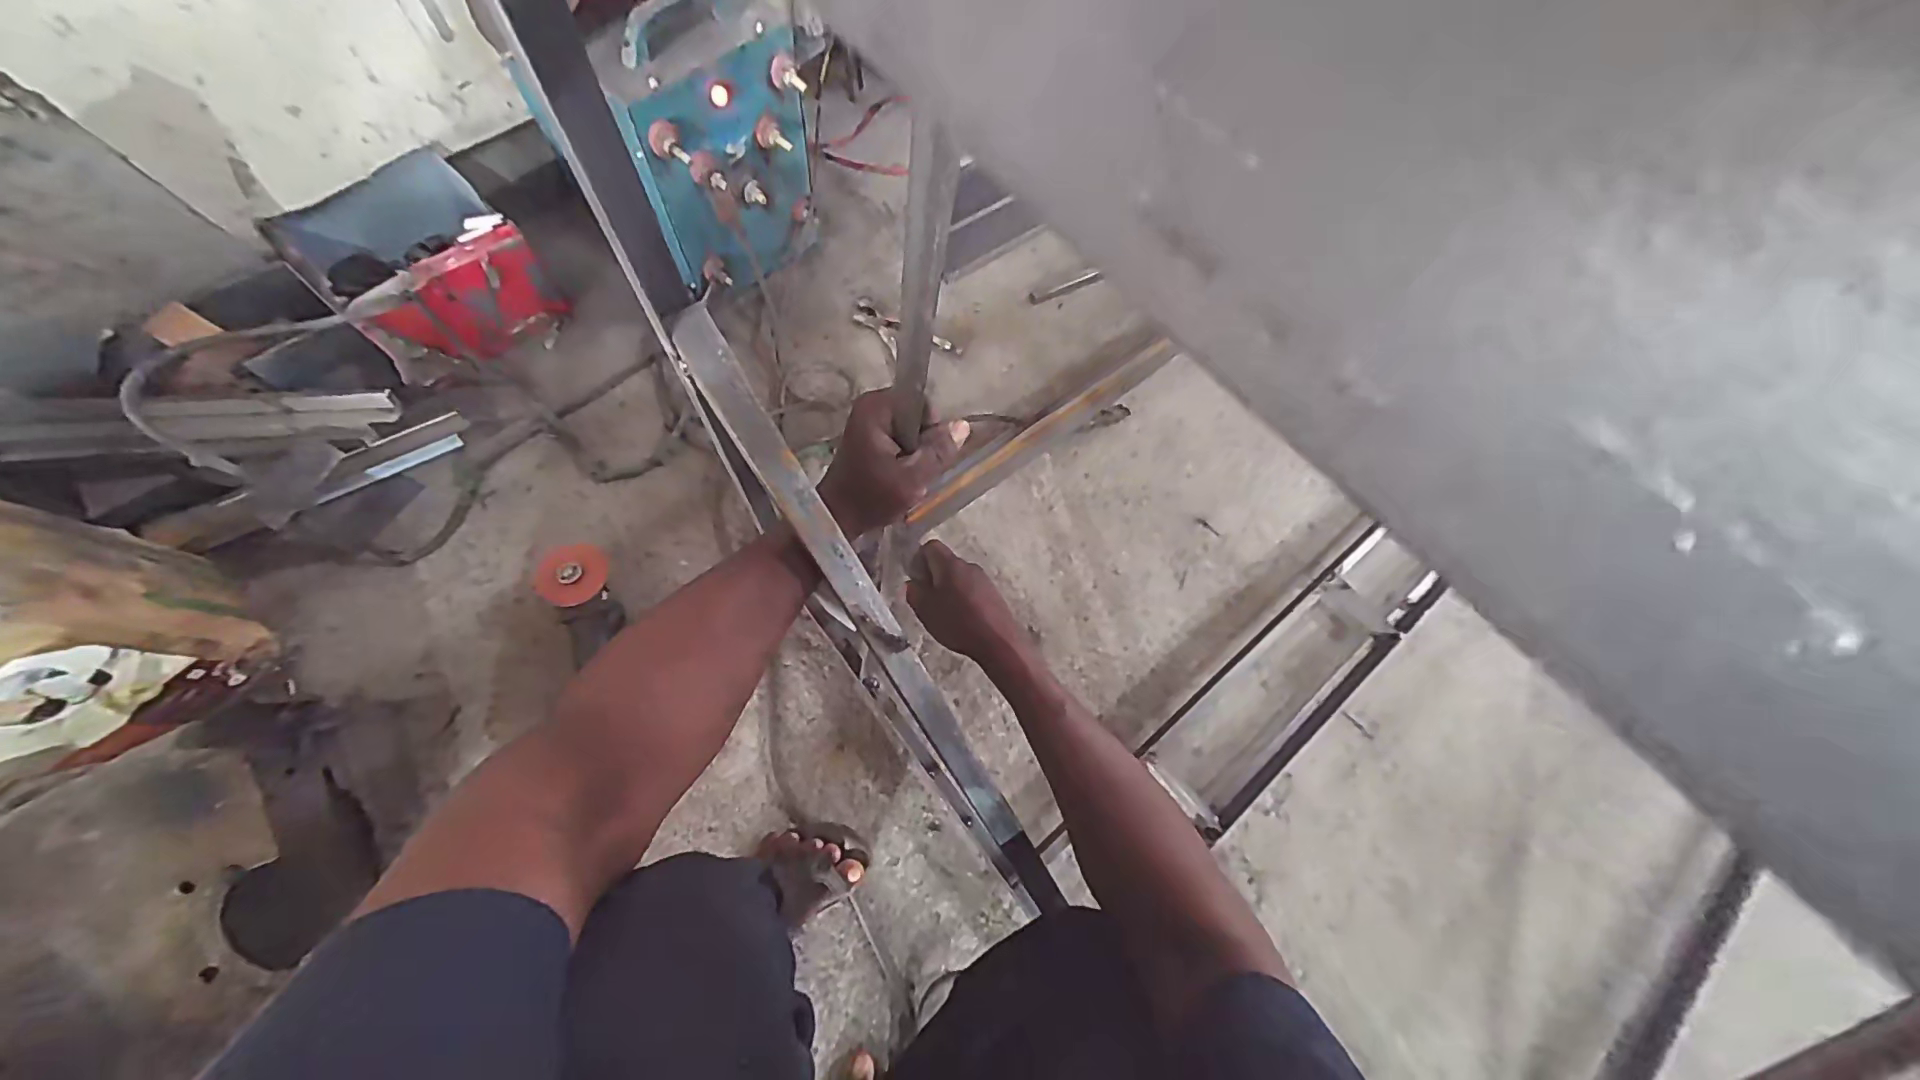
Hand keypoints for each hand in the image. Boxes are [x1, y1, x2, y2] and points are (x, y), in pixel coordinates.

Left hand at [818, 391, 968, 537]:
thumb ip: (938, 452)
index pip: (923, 404)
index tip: (926, 455)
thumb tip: (963, 426)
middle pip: (918, 416)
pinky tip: (900, 476)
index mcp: (876, 407)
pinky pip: (902, 439)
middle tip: (917, 470)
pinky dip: (906, 457)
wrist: (838, 518)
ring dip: (917, 453)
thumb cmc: (871, 498)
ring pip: (913, 430)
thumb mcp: (912, 479)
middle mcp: (871, 406)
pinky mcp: (870, 437)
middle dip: (924, 443)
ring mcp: (869, 421)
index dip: (932, 429)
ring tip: (908, 476)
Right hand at [906, 540, 1027, 665]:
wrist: (998, 641)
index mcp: (950, 564)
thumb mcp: (925, 610)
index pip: (930, 546)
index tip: (916, 580)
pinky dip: (962, 597)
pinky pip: (971, 588)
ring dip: (948, 588)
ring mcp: (983, 578)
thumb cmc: (957, 622)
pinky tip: (962, 618)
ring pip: (958, 576)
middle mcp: (968, 565)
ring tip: (945, 612)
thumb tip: (913, 583)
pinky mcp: (993, 593)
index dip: (918, 560)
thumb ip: (914, 592)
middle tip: (927, 600)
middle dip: (933, 577)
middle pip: (945, 562)